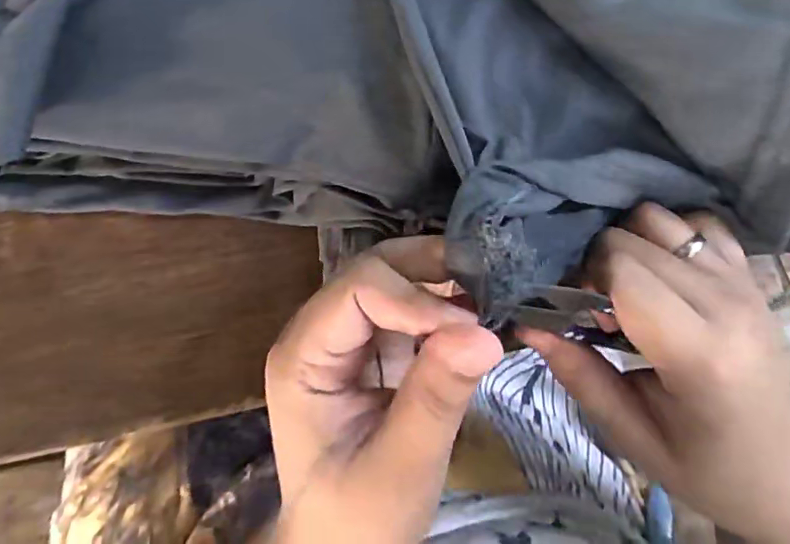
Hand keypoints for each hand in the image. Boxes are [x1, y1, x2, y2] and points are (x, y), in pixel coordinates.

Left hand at [265, 236, 503, 543]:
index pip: (357, 291)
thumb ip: (435, 400)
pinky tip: (474, 312)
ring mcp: (346, 334)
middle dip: (428, 269)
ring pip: (393, 275)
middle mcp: (318, 330)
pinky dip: (442, 300)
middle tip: (484, 281)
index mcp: (303, 356)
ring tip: (486, 291)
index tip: (466, 325)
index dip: (412, 297)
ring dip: (438, 277)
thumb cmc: (359, 519)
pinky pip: (408, 302)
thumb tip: (482, 334)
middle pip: (372, 269)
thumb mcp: (400, 470)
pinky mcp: (374, 344)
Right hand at [521, 204, 789, 543]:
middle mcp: (726, 303)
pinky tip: (664, 268)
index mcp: (700, 354)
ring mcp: (742, 280)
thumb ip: (580, 374)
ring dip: (630, 241)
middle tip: (598, 303)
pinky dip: (670, 233)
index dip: (586, 278)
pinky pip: (697, 221)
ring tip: (629, 282)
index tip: (579, 308)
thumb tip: (526, 323)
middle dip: (599, 261)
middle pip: (633, 237)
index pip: (623, 272)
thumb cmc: (705, 466)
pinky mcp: (749, 272)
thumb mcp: (634, 436)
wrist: (784, 474)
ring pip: (659, 217)